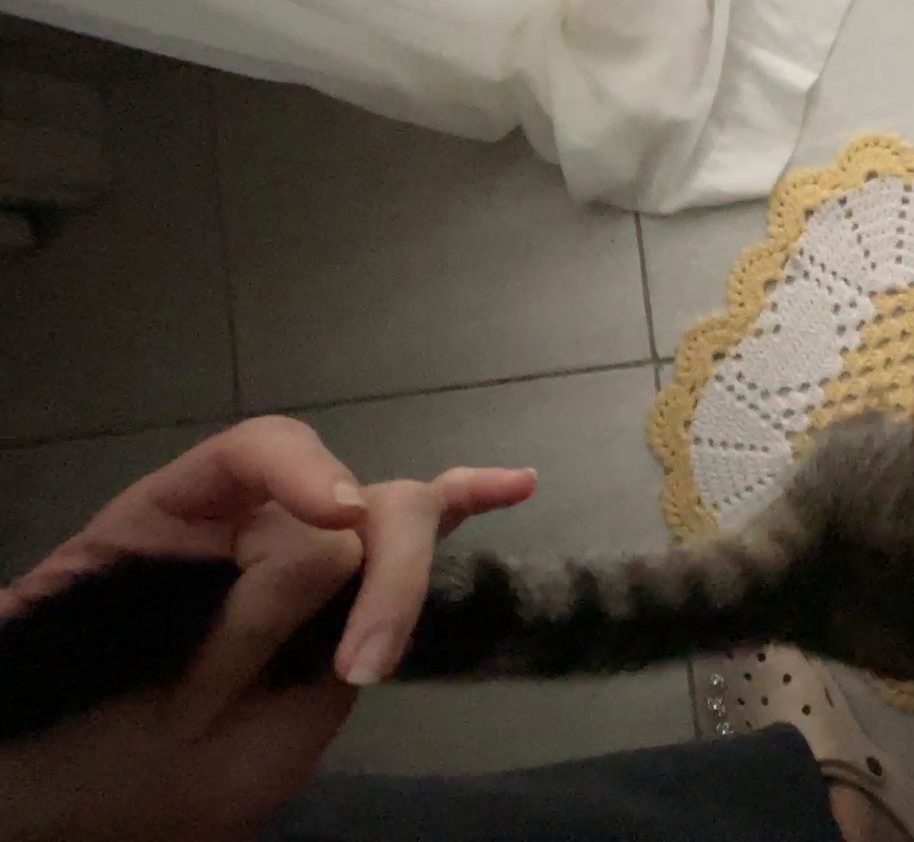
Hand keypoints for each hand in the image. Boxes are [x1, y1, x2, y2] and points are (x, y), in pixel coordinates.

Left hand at [0, 417, 535, 841]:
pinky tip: (523, 485)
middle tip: (296, 676)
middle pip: (354, 503)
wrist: (112, 809)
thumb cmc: (49, 741)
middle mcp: (270, 522)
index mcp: (180, 517)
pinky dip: (481, 499)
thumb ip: (142, 619)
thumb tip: (277, 577)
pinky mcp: (380, 598)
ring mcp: (335, 559)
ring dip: (398, 593)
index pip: (258, 450)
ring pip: (411, 525)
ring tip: (363, 671)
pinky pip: (444, 528)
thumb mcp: (67, 674)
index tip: (330, 517)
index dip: (301, 469)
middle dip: (326, 590)